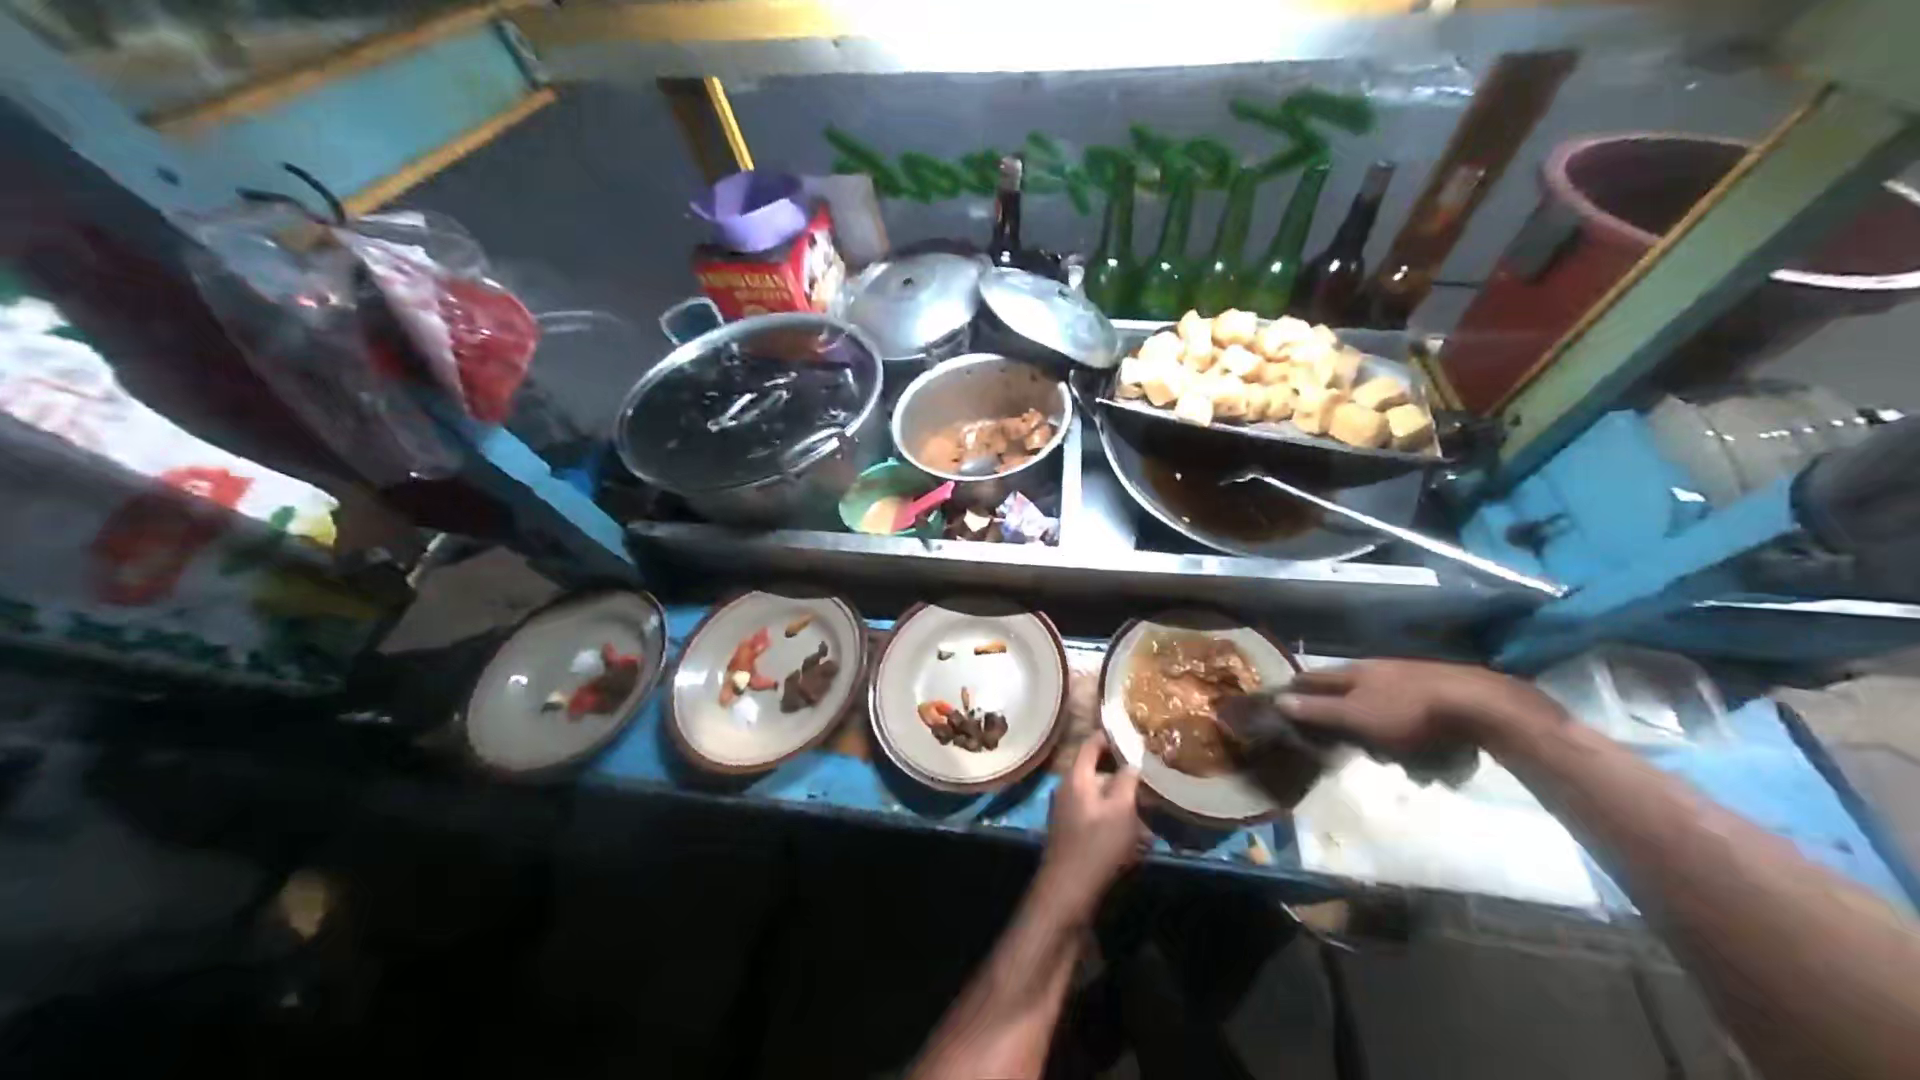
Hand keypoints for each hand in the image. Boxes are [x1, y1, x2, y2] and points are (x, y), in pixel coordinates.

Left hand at [1037, 731, 1146, 918]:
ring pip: (1102, 802)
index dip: (1110, 736)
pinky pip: (1098, 822)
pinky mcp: (1073, 836)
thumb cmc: (1097, 845)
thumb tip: (1131, 761)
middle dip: (1126, 784)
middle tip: (1150, 789)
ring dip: (1126, 811)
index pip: (1091, 744)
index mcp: (1076, 778)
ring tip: (1148, 829)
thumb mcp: (1121, 809)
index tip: (1132, 733)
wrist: (1068, 892)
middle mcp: (1068, 791)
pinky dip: (1117, 828)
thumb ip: (1127, 780)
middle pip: (1100, 775)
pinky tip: (1137, 847)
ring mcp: (1068, 814)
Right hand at [1275, 660, 1562, 757]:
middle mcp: (1376, 668)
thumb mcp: (1356, 717)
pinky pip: (1409, 709)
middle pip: (1345, 687)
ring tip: (1382, 748)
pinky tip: (1417, 745)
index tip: (1282, 702)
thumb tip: (1278, 699)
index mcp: (1352, 672)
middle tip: (1336, 736)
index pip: (1312, 677)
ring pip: (1379, 699)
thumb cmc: (1408, 714)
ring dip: (1374, 721)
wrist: (1478, 706)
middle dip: (1337, 709)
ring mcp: (1408, 675)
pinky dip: (1404, 726)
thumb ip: (1318, 710)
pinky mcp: (1437, 688)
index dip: (1295, 689)